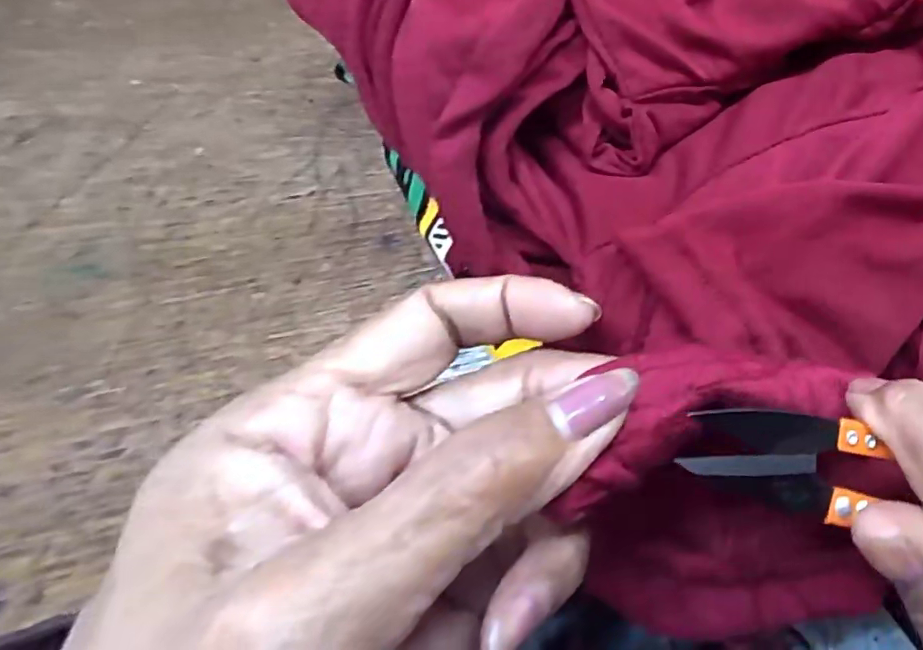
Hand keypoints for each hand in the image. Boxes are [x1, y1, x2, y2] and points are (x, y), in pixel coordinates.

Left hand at [67, 276, 638, 649]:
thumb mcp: (326, 598)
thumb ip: (475, 485)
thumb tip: (613, 389)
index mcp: (303, 429)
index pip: (429, 323)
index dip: (517, 306)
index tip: (596, 321)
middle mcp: (369, 461)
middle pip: (506, 403)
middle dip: (561, 439)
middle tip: (620, 458)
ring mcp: (418, 522)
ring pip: (538, 474)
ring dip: (554, 527)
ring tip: (525, 605)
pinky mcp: (455, 580)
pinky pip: (534, 542)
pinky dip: (540, 579)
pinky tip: (510, 629)